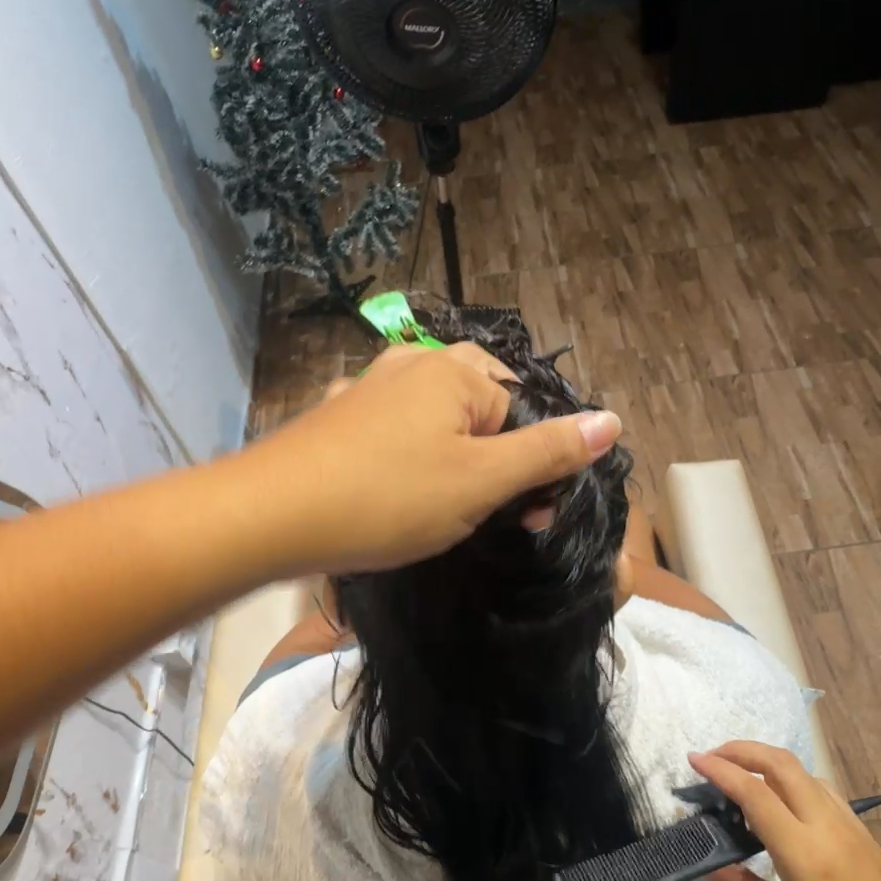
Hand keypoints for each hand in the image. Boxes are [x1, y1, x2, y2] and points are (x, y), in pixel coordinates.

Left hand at [241, 342, 620, 573]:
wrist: (268, 516)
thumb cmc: (388, 497)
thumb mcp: (482, 481)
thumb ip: (548, 451)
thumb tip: (612, 419)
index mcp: (455, 370)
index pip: (526, 406)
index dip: (535, 463)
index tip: (526, 515)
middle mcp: (413, 364)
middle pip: (483, 405)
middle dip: (496, 457)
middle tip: (489, 508)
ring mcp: (369, 389)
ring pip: (438, 420)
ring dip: (455, 461)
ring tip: (444, 509)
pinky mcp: (338, 419)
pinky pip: (396, 432)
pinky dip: (410, 460)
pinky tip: (396, 493)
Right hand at [689, 743, 880, 880]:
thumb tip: (709, 861)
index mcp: (804, 852)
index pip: (754, 792)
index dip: (720, 770)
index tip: (693, 760)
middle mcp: (827, 825)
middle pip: (781, 763)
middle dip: (742, 749)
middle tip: (712, 757)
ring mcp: (849, 823)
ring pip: (803, 771)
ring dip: (767, 761)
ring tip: (740, 774)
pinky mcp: (862, 829)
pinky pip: (821, 789)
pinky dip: (792, 779)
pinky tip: (780, 799)